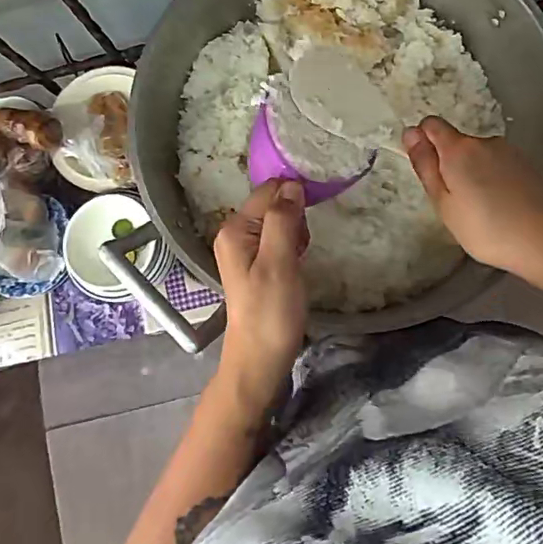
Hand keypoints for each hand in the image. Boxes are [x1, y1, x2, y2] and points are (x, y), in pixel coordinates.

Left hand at [213, 179, 309, 398]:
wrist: (260, 359)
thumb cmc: (271, 312)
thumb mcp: (279, 262)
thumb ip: (283, 220)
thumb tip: (292, 184)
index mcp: (234, 229)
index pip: (268, 191)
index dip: (293, 198)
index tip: (308, 221)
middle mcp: (234, 234)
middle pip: (273, 204)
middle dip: (295, 219)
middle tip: (299, 249)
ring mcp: (244, 250)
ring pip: (279, 222)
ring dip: (296, 234)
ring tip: (297, 261)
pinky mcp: (256, 264)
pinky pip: (278, 240)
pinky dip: (292, 248)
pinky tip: (295, 266)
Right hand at [402, 116, 542, 279]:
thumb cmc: (486, 228)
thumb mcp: (444, 203)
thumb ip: (426, 166)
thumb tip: (410, 132)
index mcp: (458, 148)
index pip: (432, 125)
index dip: (423, 141)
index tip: (426, 170)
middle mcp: (485, 142)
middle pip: (457, 143)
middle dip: (449, 165)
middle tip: (453, 203)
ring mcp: (510, 153)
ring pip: (479, 157)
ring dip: (473, 175)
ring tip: (480, 211)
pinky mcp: (528, 167)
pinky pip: (499, 167)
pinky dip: (493, 182)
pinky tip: (501, 209)